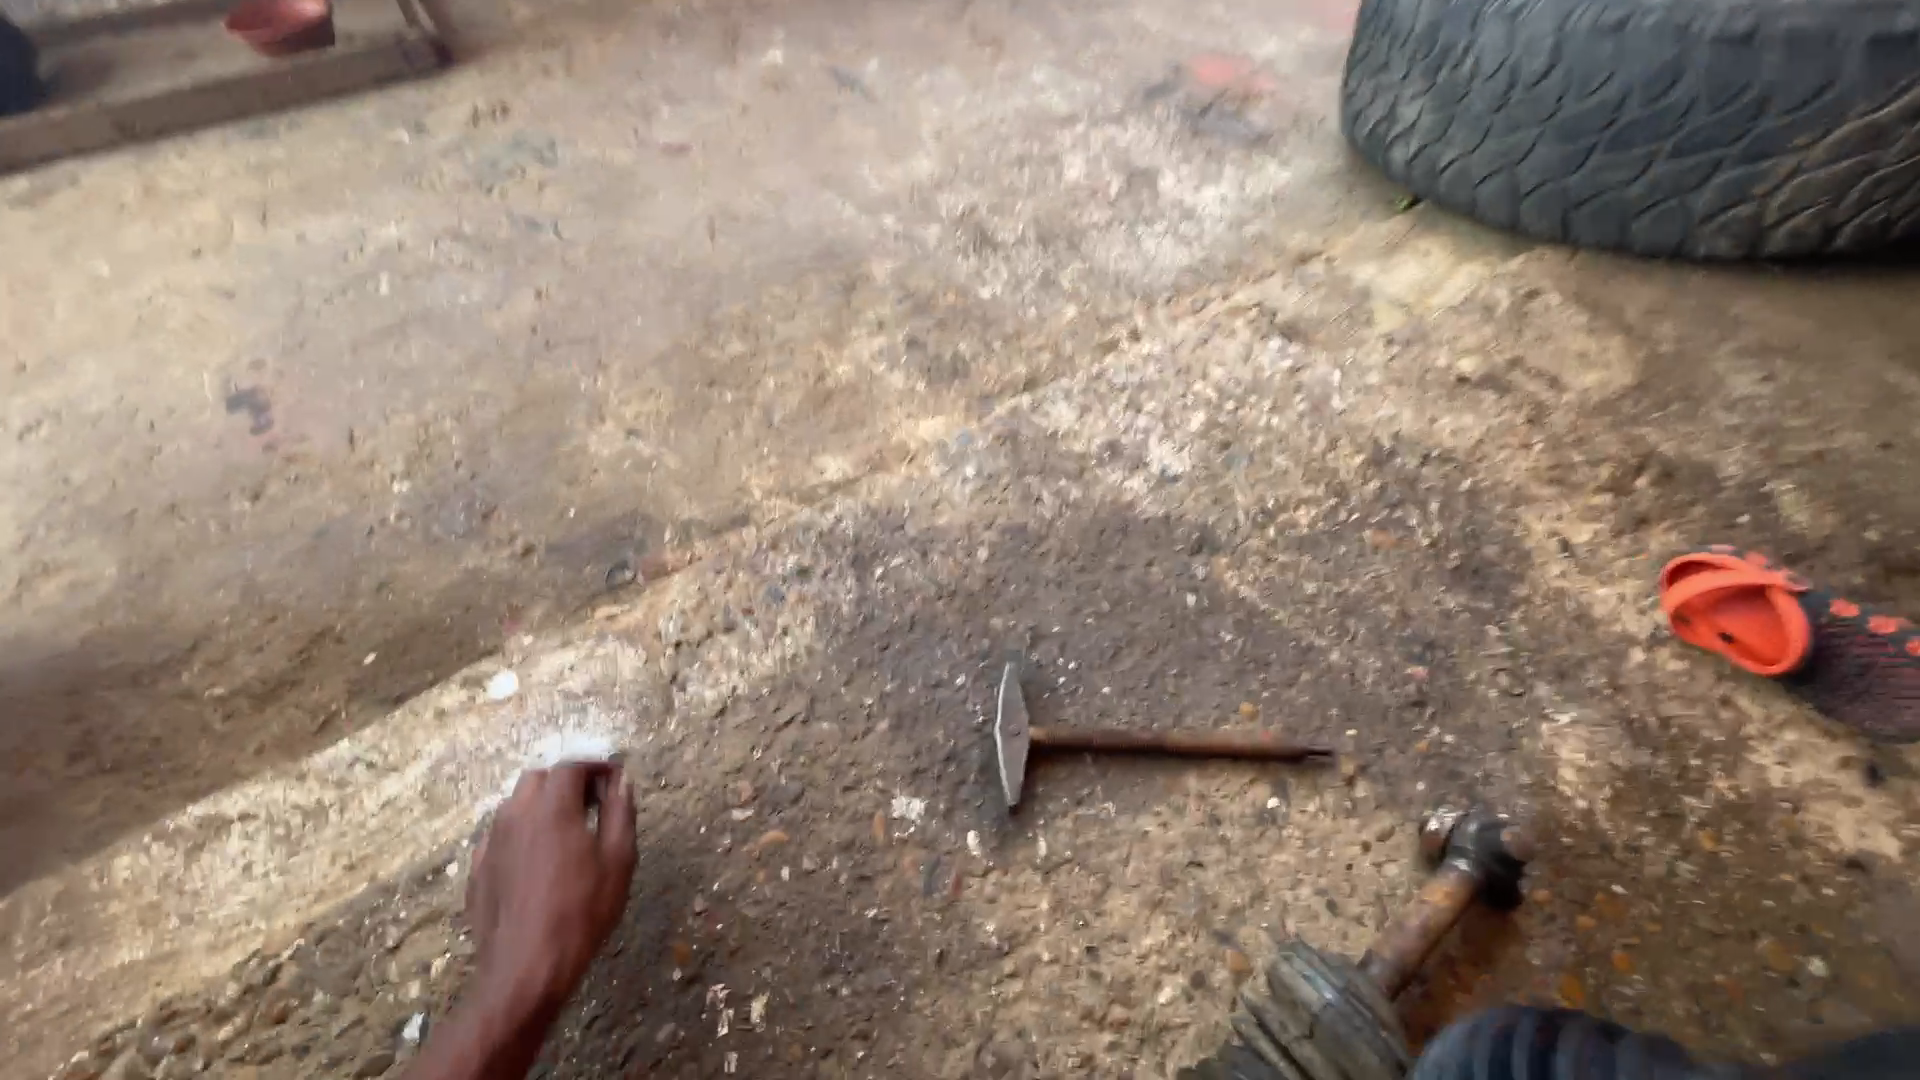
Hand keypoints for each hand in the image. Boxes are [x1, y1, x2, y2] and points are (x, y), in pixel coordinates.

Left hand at [465, 761, 637, 1017]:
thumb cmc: (582, 911)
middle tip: (592, 803)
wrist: (525, 969)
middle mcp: (516, 816)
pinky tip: (538, 858)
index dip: (596, 767)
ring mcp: (490, 843)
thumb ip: (621, 812)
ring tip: (567, 830)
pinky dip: (521, 832)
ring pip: (515, 805)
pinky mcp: (477, 870)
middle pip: (538, 779)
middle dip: (566, 782)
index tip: (614, 781)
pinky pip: (499, 835)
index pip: (571, 767)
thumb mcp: (619, 859)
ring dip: (542, 805)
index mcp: (552, 809)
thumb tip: (621, 782)